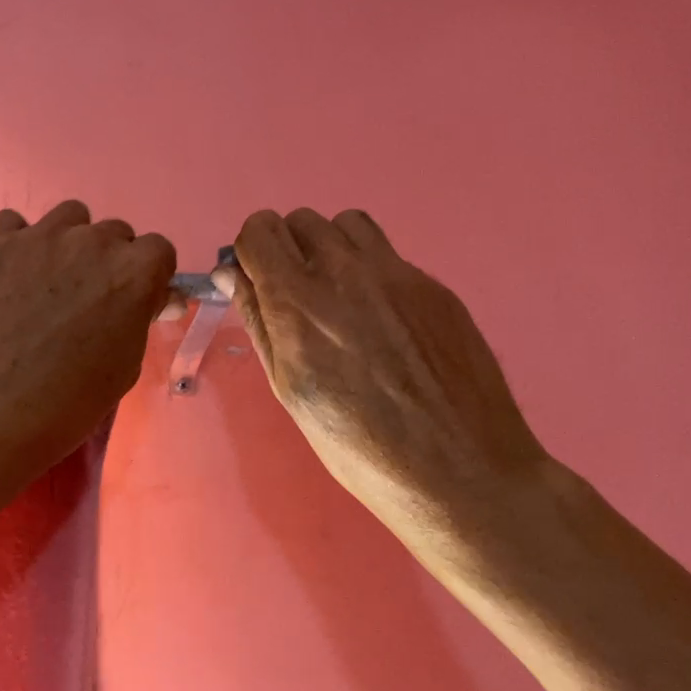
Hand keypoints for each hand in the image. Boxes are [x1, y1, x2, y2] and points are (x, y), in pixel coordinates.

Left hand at [0, 201, 176, 475]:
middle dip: (107, 263)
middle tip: (85, 303)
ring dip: (67, 244)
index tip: (132, 304)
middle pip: (112, 234)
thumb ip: (137, 321)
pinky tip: (6, 277)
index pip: (158, 251)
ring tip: (45, 285)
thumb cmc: (61, 409)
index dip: (147, 279)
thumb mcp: (121, 372)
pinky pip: (12, 224)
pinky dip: (16, 243)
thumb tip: (151, 299)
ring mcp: (35, 237)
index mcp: (132, 274)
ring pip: (67, 218)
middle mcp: (89, 243)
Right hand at [217, 208, 549, 537]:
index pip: (259, 231)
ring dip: (330, 248)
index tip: (257, 283)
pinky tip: (383, 322)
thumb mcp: (290, 390)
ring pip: (346, 225)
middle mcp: (345, 272)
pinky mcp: (434, 285)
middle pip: (301, 220)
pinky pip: (388, 254)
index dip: (251, 253)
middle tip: (295, 296)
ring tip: (338, 297)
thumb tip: (232, 275)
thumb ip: (259, 321)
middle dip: (288, 248)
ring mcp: (397, 273)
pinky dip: (370, 270)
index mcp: (298, 302)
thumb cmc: (356, 445)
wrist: (458, 470)